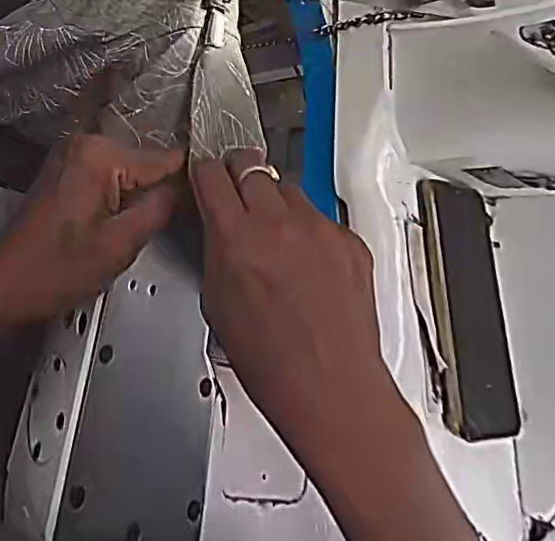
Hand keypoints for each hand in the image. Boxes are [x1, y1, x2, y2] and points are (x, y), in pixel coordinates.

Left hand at [0, 135, 183, 363]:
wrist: (2, 288)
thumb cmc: (52, 272)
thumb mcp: (118, 247)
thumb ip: (159, 209)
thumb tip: (186, 188)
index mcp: (98, 155)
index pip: (162, 160)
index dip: (185, 185)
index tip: (200, 205)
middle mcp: (84, 144)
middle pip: (146, 163)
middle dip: (158, 193)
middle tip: (162, 227)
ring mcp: (72, 154)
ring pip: (129, 171)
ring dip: (139, 196)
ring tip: (136, 228)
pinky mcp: (67, 169)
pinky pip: (110, 176)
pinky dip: (120, 196)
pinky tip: (118, 222)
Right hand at [188, 152, 398, 461]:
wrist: (332, 389)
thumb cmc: (274, 363)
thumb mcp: (217, 302)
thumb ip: (216, 249)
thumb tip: (216, 223)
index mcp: (238, 238)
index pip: (213, 174)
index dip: (206, 171)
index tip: (207, 174)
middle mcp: (279, 224)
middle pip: (251, 166)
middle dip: (239, 174)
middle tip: (237, 190)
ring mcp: (318, 228)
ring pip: (288, 188)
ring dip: (276, 203)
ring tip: (276, 239)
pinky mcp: (348, 239)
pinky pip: (320, 216)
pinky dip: (310, 230)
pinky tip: (307, 262)